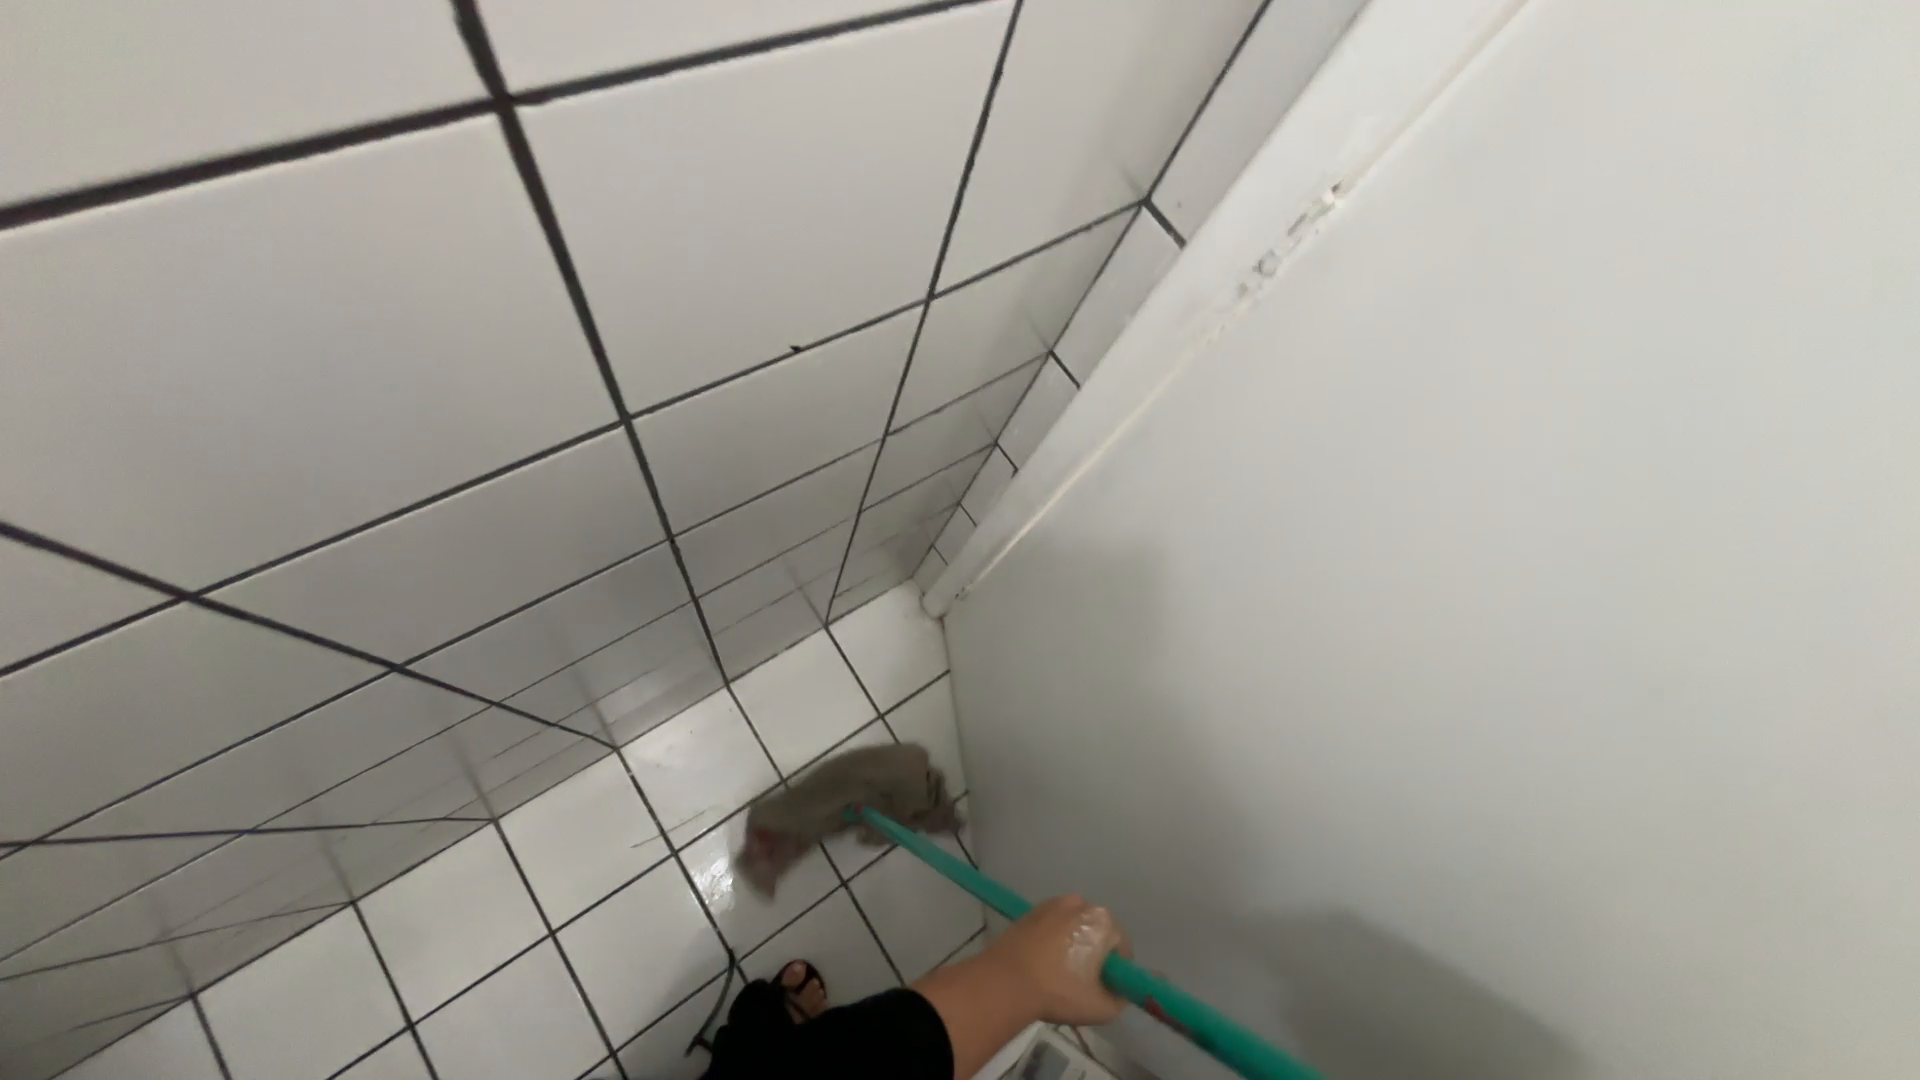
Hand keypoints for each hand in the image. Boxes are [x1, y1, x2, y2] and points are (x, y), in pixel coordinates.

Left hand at [984, 894, 1130, 1025]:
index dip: (1117, 969)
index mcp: (1102, 920)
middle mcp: (1080, 903)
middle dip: (1095, 952)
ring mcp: (1052, 903)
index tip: (1104, 987)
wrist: (1006, 980)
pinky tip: (1043, 962)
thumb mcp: (1103, 1008)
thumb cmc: (1059, 991)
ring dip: (1073, 943)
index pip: (1121, 945)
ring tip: (1060, 972)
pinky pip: (1052, 925)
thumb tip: (1117, 991)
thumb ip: (1120, 999)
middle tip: (1083, 981)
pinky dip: (1053, 939)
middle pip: (1097, 931)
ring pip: (1074, 926)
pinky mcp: (1030, 911)